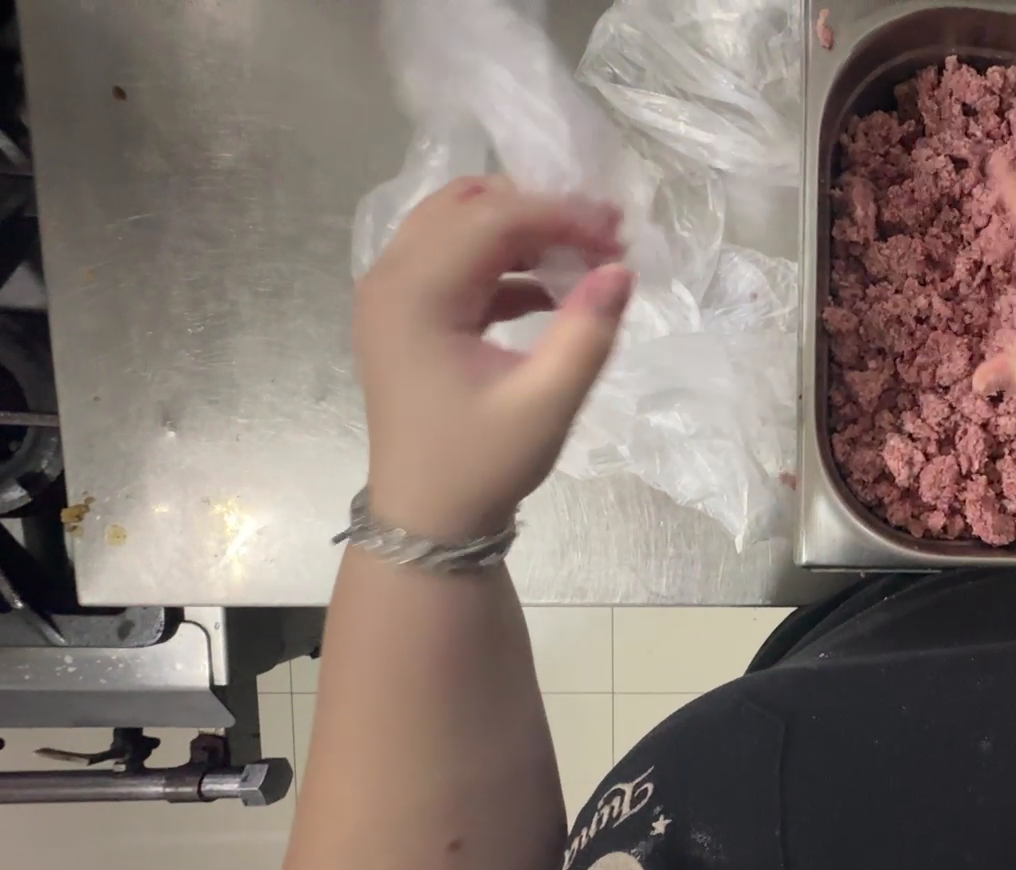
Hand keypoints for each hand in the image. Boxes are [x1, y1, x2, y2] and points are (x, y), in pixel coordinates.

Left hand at [352, 176, 633, 540]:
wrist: (431, 516)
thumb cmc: (483, 463)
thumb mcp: (547, 403)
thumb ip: (587, 334)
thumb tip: (623, 272)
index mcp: (415, 294)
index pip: (493, 220)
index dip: (562, 217)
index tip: (621, 235)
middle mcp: (393, 279)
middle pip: (467, 207)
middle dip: (541, 210)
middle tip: (605, 233)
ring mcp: (396, 297)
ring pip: (460, 229)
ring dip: (526, 233)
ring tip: (588, 255)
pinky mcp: (412, 318)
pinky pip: (460, 266)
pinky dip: (510, 266)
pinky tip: (555, 291)